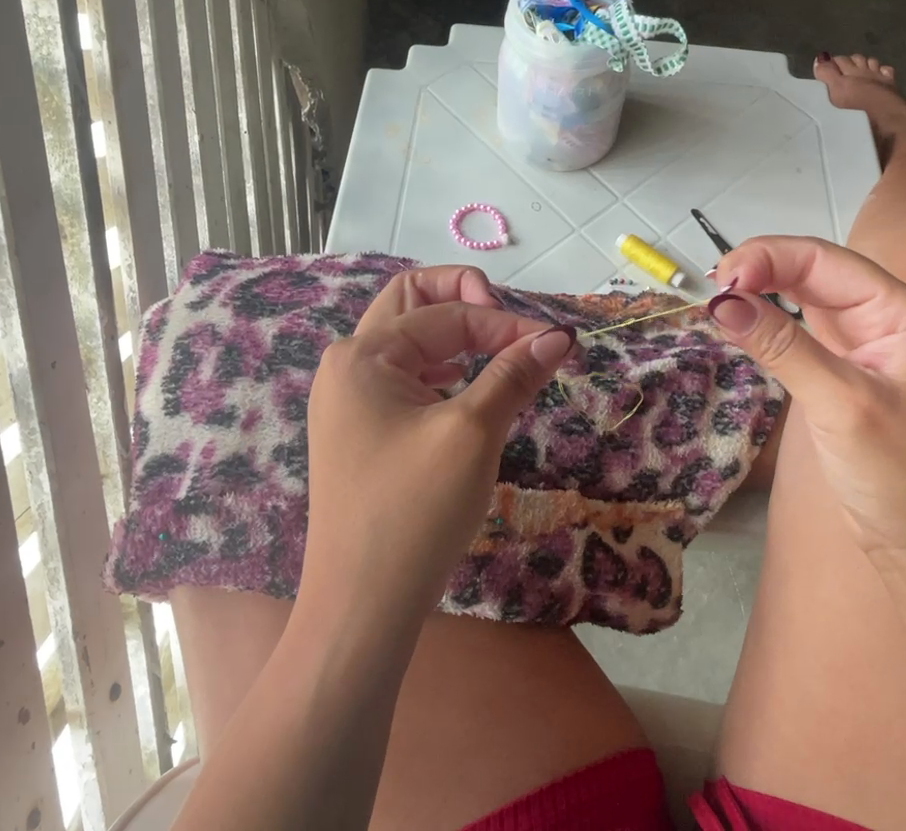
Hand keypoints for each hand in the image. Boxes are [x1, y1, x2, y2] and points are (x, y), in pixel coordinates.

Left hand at [302, 265, 576, 616]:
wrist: (362, 605)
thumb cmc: (414, 511)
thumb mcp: (472, 434)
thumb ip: (513, 375)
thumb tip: (559, 336)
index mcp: (363, 355)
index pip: (447, 315)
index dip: (506, 324)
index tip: (556, 347)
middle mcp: (347, 367)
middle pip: (409, 302)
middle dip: (463, 301)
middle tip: (509, 325)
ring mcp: (349, 402)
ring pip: (406, 341)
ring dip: (452, 335)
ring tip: (497, 354)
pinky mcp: (361, 434)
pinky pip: (403, 379)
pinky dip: (440, 370)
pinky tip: (466, 389)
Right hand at [709, 237, 905, 568]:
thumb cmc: (902, 479)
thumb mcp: (841, 405)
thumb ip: (783, 346)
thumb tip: (722, 301)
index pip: (828, 261)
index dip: (770, 257)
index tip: (720, 278)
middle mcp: (893, 318)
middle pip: (819, 273)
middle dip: (765, 270)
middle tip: (712, 288)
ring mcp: (873, 346)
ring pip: (810, 300)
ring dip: (766, 293)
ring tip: (720, 297)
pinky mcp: (853, 373)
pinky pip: (809, 333)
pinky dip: (775, 325)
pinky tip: (747, 322)